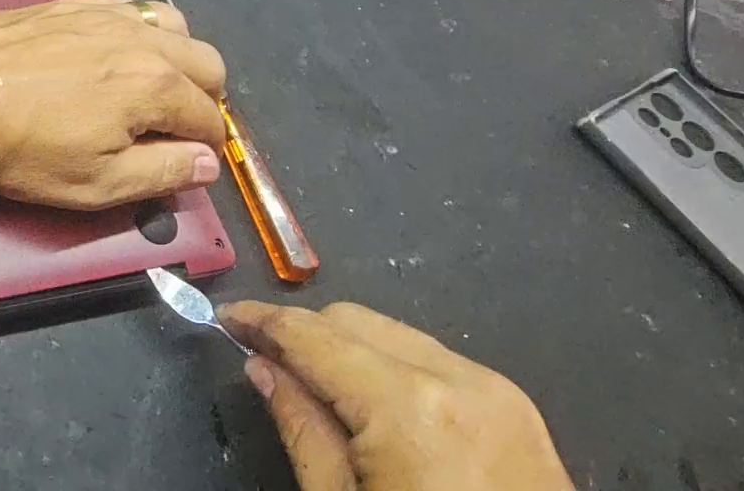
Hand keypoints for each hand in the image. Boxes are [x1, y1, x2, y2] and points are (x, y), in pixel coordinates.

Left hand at [0, 0, 227, 208]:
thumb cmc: (22, 149)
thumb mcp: (98, 183)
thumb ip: (163, 172)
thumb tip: (209, 162)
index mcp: (154, 84)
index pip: (209, 117)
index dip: (206, 147)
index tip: (185, 162)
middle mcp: (137, 38)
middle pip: (205, 60)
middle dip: (203, 96)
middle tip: (172, 126)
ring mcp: (98, 12)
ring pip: (168, 22)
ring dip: (175, 54)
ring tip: (145, 84)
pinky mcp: (64, 2)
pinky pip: (122, 4)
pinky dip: (134, 27)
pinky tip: (106, 49)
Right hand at [221, 301, 574, 490]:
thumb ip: (301, 427)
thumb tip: (263, 368)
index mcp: (409, 405)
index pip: (311, 335)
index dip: (260, 320)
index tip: (224, 316)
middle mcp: (457, 379)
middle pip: (351, 319)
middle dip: (302, 332)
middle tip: (263, 358)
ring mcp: (496, 392)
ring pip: (391, 333)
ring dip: (345, 347)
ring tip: (315, 385)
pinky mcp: (518, 412)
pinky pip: (432, 361)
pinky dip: (388, 367)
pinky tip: (371, 404)